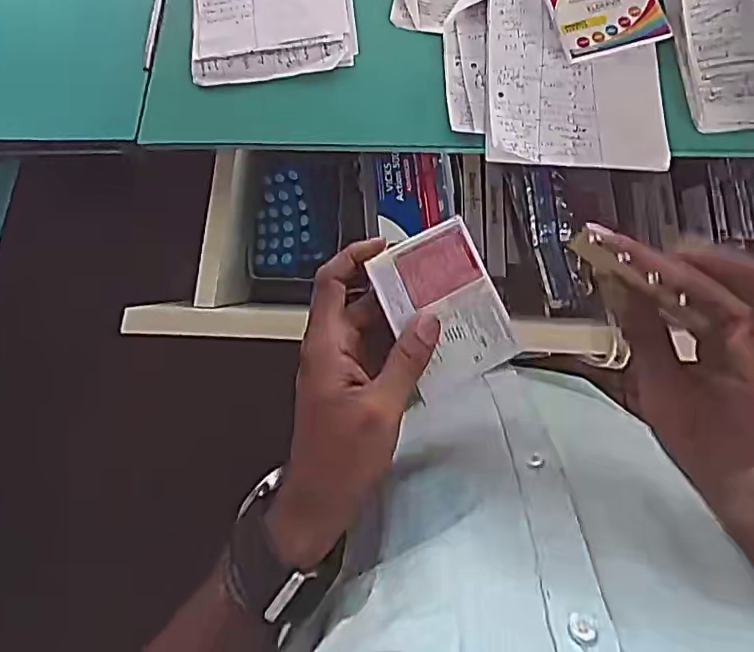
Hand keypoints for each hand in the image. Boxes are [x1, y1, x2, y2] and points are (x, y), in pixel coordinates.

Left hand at [267, 238, 439, 569]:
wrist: (316, 507)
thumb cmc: (337, 462)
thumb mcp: (380, 409)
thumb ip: (406, 361)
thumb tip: (428, 320)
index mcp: (325, 346)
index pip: (331, 283)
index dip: (354, 256)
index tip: (385, 247)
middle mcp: (332, 348)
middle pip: (358, 300)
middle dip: (391, 286)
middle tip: (427, 276)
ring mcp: (343, 366)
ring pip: (372, 325)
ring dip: (401, 315)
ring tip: (437, 303)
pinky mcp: (355, 382)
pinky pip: (379, 349)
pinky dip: (402, 342)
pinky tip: (430, 342)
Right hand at [588, 225, 753, 529]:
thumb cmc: (722, 464)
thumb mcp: (668, 402)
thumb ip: (645, 338)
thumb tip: (621, 290)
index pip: (741, 298)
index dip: (698, 269)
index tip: (657, 254)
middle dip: (706, 261)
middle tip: (654, 257)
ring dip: (705, 273)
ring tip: (657, 267)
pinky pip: (740, 301)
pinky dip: (706, 289)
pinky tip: (673, 290)